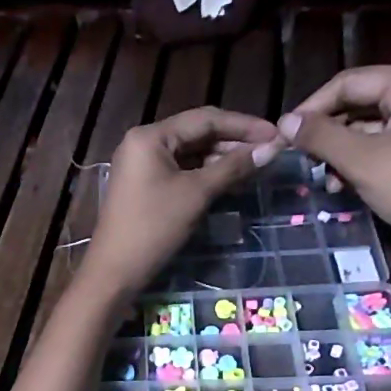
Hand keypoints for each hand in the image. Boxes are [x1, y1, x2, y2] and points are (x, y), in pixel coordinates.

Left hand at [80, 107, 279, 296]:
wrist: (114, 272)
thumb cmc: (153, 228)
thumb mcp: (196, 195)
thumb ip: (233, 168)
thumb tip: (272, 148)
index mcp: (151, 136)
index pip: (205, 119)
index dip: (243, 125)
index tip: (276, 134)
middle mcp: (143, 143)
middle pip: (197, 134)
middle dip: (233, 142)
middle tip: (269, 152)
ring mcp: (142, 166)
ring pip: (189, 154)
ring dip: (221, 159)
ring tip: (255, 166)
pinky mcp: (144, 187)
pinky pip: (180, 171)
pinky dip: (205, 175)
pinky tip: (229, 180)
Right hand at [281, 65, 390, 272]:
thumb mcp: (364, 161)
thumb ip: (322, 137)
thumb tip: (285, 122)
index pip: (350, 81)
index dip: (312, 107)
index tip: (282, 135)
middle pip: (362, 104)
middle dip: (329, 134)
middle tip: (301, 161)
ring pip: (374, 130)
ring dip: (344, 154)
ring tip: (325, 181)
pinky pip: (390, 149)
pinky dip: (365, 165)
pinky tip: (349, 187)